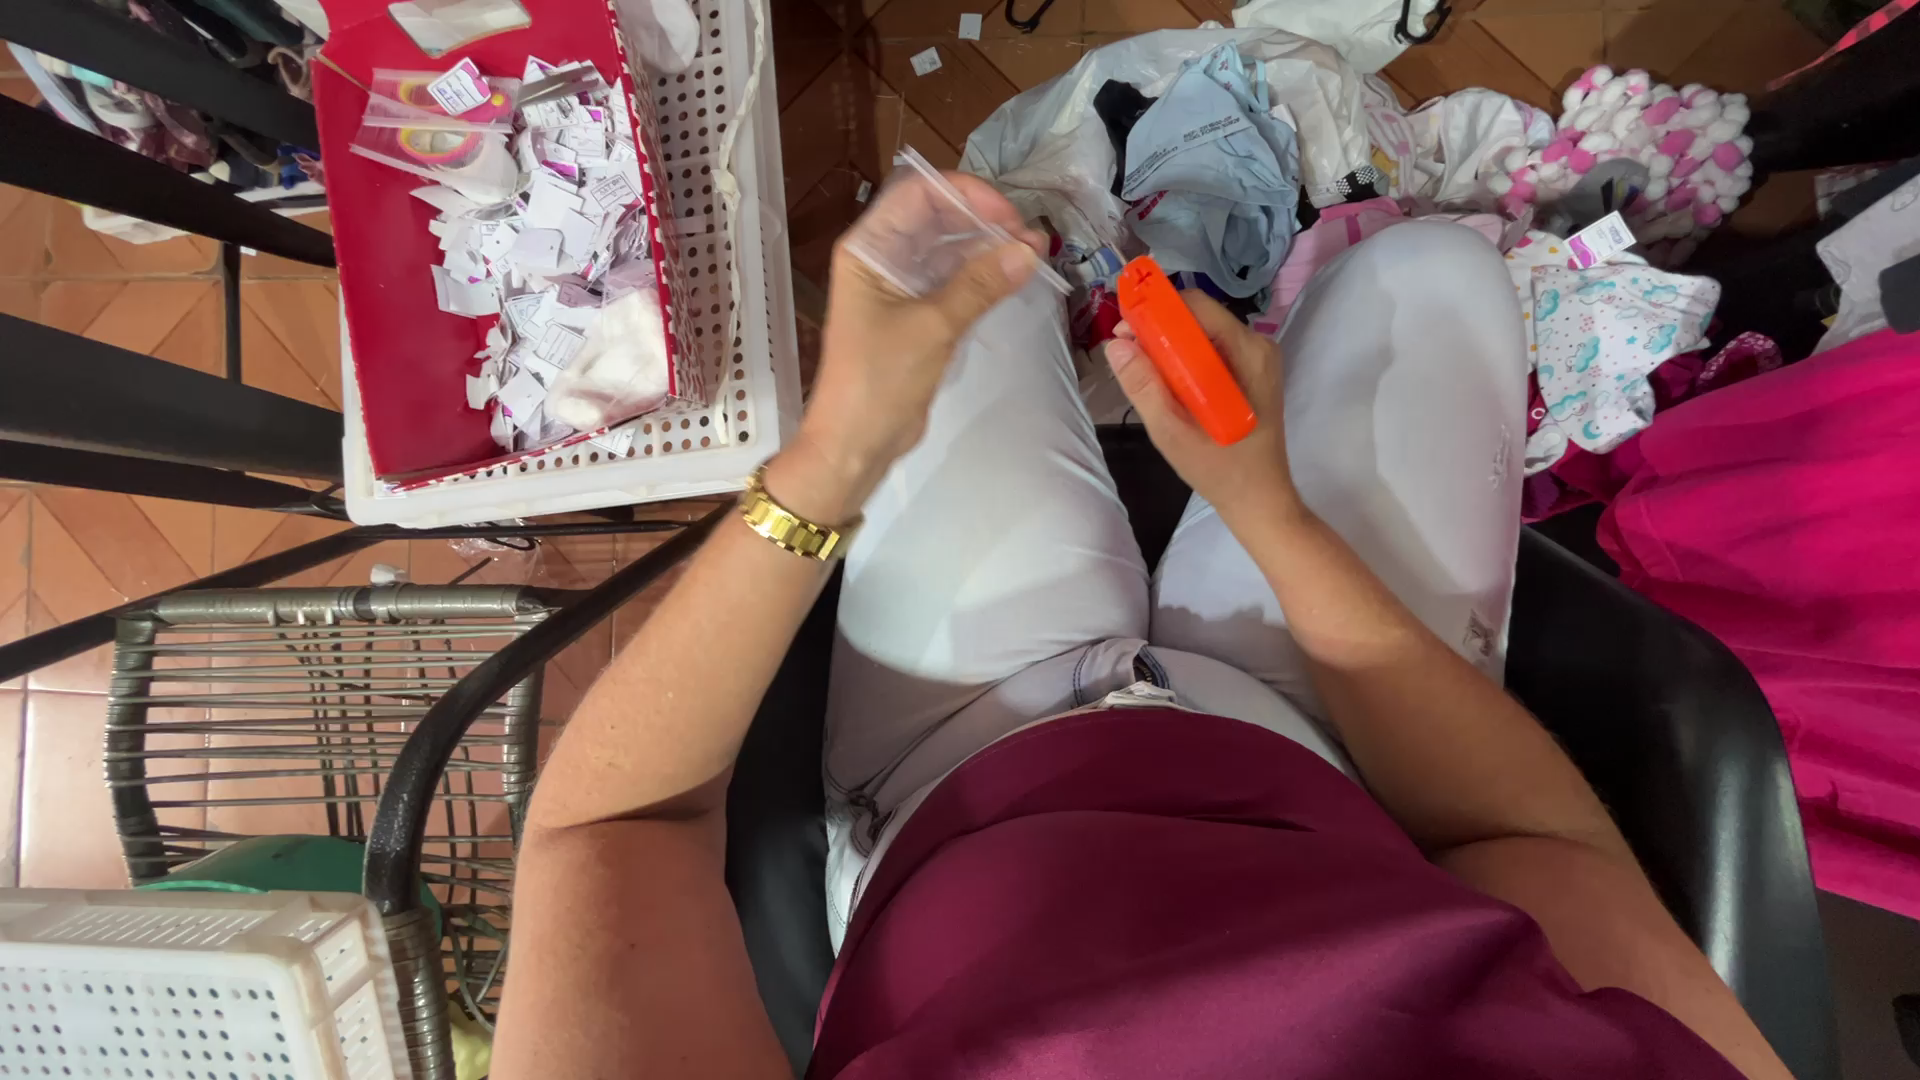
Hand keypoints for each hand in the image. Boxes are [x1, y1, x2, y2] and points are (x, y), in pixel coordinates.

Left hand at [775, 170, 1039, 521]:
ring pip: (948, 253)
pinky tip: (1013, 281)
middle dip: (984, 224)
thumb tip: (1029, 251)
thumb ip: (979, 286)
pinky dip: (981, 280)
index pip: (919, 195)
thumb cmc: (879, 381)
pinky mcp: (916, 318)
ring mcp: (900, 290)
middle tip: (1031, 242)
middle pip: (937, 220)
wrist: (856, 443)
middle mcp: (882, 260)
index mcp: (869, 248)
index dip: (967, 196)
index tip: (1010, 218)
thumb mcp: (931, 328)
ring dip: (988, 252)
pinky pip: (952, 285)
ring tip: (1033, 259)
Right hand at [1105, 291, 1299, 525]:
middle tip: (1127, 356)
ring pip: (1201, 335)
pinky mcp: (1251, 373)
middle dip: (1158, 330)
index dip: (1155, 311)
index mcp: (1247, 353)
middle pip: (1198, 318)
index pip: (1195, 306)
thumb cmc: (1220, 470)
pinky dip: (1184, 362)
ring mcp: (1256, 359)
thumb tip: (1116, 345)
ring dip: (1169, 348)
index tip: (1124, 332)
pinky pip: (1210, 352)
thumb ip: (1144, 385)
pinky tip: (1167, 387)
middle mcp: (1257, 346)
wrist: (1259, 500)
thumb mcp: (1173, 431)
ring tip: (1143, 374)